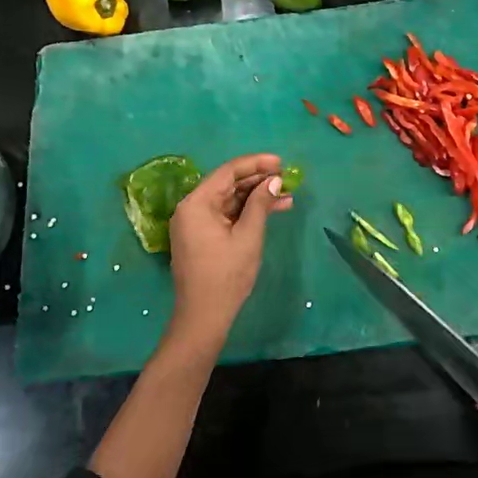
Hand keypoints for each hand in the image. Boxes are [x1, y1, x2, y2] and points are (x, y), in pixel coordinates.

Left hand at [167, 153, 293, 338]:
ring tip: (287, 196)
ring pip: (229, 200)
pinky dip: (246, 212)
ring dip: (256, 197)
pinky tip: (272, 211)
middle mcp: (190, 208)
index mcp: (196, 203)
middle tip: (287, 178)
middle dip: (258, 181)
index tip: (280, 162)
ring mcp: (194, 223)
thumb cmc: (227, 275)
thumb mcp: (248, 236)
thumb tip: (273, 180)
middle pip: (227, 184)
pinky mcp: (201, 237)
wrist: (204, 315)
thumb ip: (260, 204)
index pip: (227, 172)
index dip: (256, 164)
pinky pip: (225, 215)